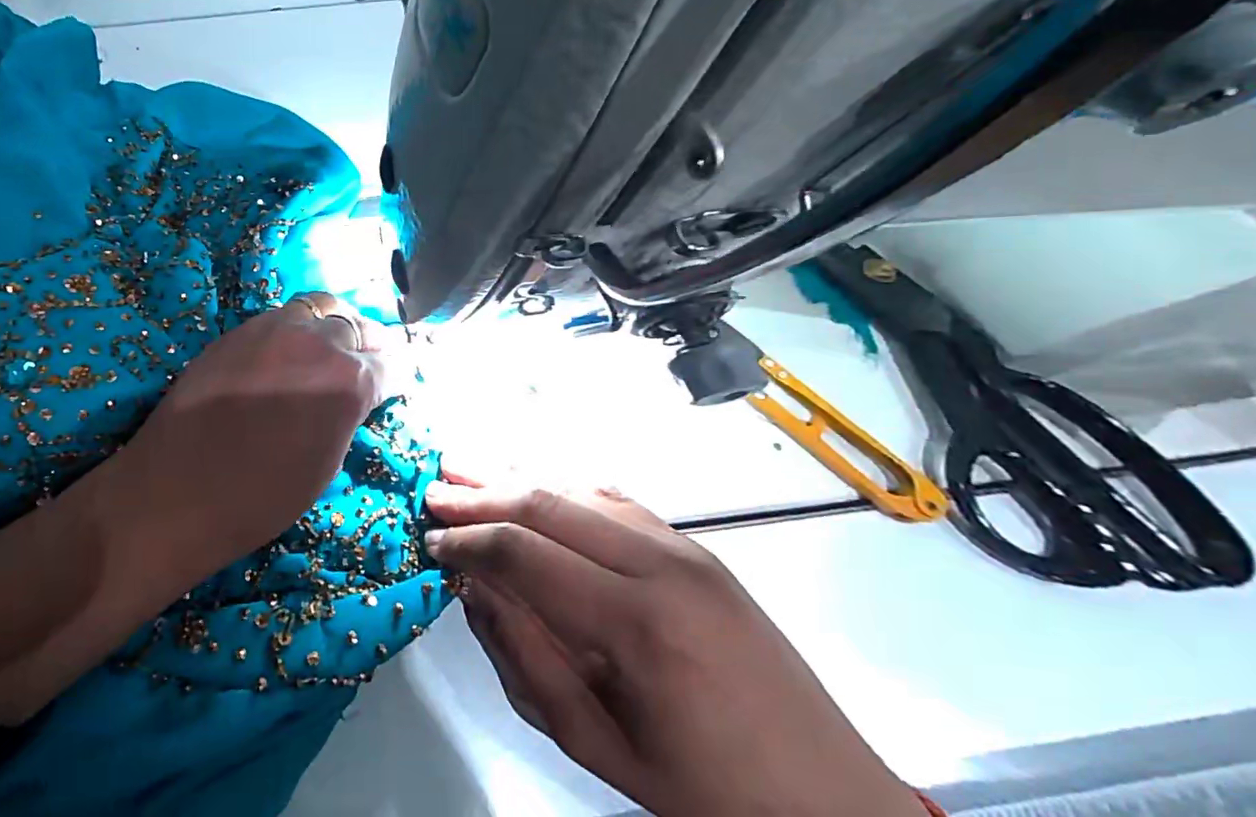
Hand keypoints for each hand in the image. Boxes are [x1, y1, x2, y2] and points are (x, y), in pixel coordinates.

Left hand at [111, 290, 393, 583]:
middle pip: (356, 327)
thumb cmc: (261, 498)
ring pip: (318, 309)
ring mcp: (273, 330)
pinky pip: (280, 316)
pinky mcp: (238, 331)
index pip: (389, 364)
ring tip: (329, 346)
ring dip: (332, 325)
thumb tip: (356, 396)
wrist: (176, 492)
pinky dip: (296, 327)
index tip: (395, 381)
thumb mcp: (326, 464)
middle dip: (368, 343)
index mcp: (348, 382)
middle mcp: (316, 343)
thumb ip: (348, 415)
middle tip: (367, 359)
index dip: (396, 374)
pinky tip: (288, 351)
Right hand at [422, 482, 927, 816]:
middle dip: (481, 495)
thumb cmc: (701, 790)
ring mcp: (686, 549)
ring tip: (468, 471)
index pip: (524, 552)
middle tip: (432, 491)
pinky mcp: (699, 550)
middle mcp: (660, 564)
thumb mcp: (594, 744)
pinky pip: (617, 501)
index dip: (467, 540)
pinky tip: (536, 486)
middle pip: (547, 504)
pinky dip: (564, 488)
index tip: (429, 542)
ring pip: (580, 490)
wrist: (826, 795)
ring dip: (518, 479)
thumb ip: (524, 657)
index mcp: (634, 623)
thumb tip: (473, 588)